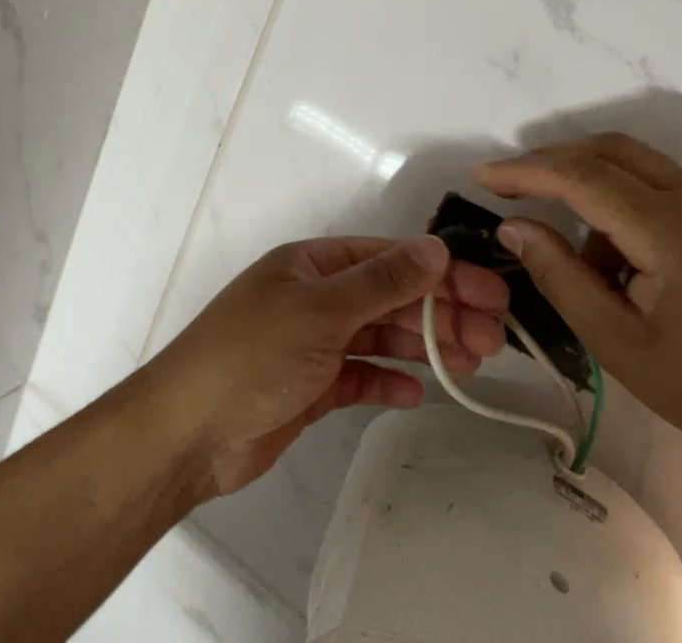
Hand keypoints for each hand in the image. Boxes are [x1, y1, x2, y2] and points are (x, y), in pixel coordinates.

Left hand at [139, 236, 509, 498]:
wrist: (188, 434)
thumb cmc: (250, 358)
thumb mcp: (319, 312)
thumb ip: (381, 283)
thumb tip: (436, 248)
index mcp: (310, 266)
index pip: (389, 259)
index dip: (442, 273)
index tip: (491, 295)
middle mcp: (313, 298)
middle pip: (389, 297)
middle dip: (441, 313)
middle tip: (493, 339)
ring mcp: (311, 344)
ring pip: (379, 337)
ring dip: (423, 347)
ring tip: (470, 364)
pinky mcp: (310, 387)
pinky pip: (360, 377)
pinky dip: (387, 381)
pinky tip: (415, 393)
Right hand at [475, 134, 681, 490]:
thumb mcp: (619, 345)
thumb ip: (561, 277)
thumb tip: (514, 227)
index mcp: (678, 233)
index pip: (584, 177)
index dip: (525, 171)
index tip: (480, 177)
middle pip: (615, 151)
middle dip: (555, 161)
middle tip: (510, 189)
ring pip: (644, 168)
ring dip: (594, 189)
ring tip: (579, 262)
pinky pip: (672, 193)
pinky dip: (630, 208)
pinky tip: (624, 265)